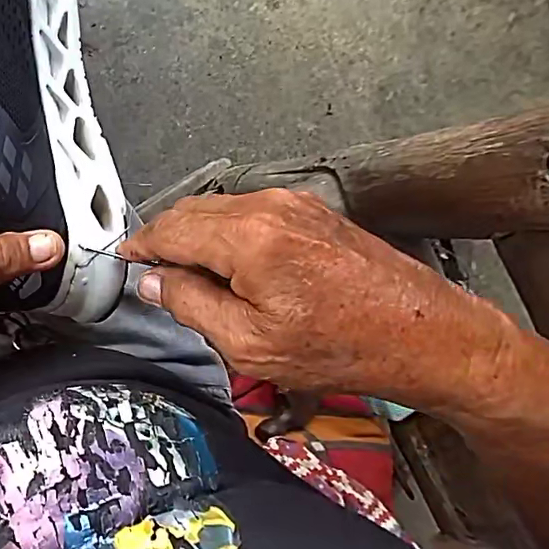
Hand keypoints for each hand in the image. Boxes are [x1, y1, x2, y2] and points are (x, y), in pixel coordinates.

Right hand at [120, 189, 519, 410]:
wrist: (422, 333)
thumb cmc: (347, 344)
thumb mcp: (249, 343)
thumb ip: (190, 303)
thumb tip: (156, 281)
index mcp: (248, 238)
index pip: (170, 228)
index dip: (140, 245)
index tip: (127, 259)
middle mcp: (269, 208)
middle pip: (191, 211)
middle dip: (165, 239)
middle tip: (154, 273)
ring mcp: (293, 204)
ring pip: (219, 210)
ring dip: (196, 236)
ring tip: (194, 277)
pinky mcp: (310, 210)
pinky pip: (249, 212)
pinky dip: (226, 233)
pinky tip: (231, 265)